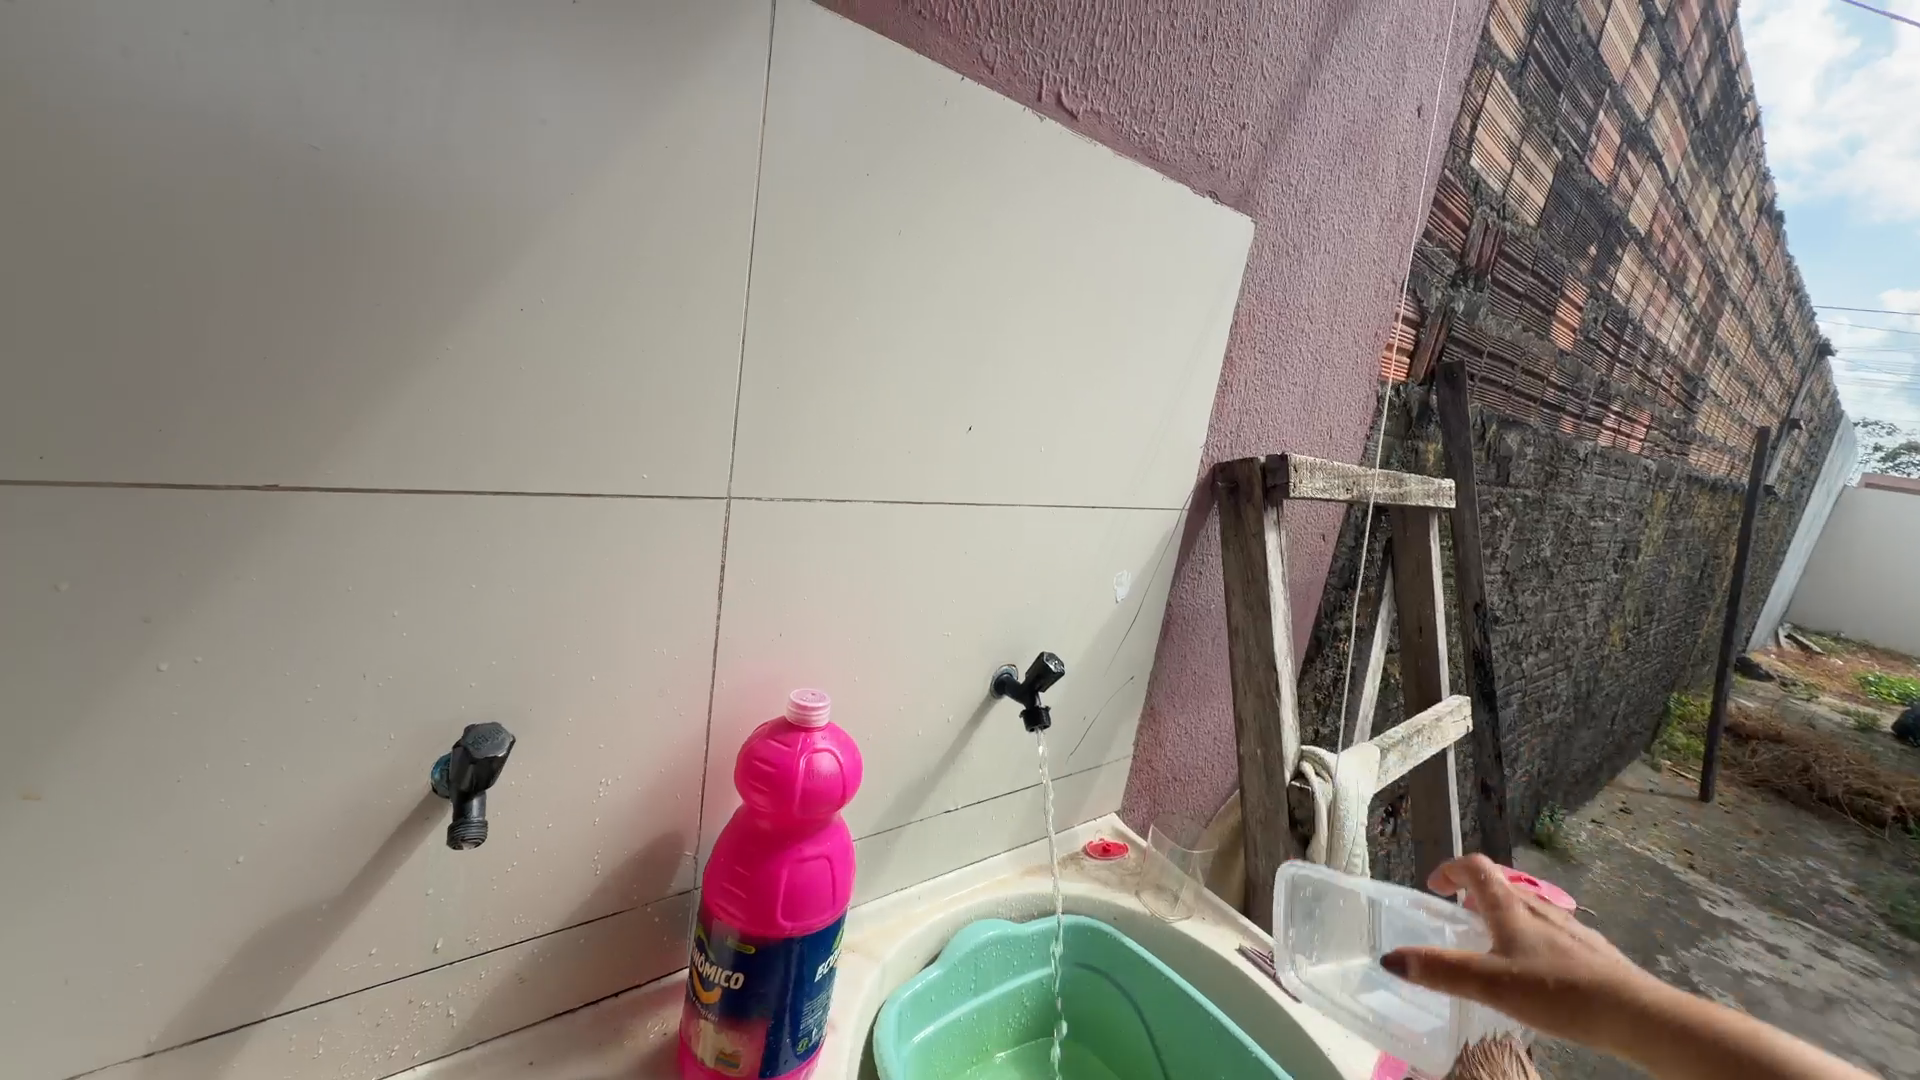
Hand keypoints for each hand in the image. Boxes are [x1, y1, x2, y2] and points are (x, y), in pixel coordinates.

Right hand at [1380, 854, 1659, 1053]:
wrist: (1643, 1019)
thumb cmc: (1560, 992)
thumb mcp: (1491, 984)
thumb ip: (1440, 970)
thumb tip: (1388, 958)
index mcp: (1510, 906)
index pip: (1475, 866)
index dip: (1451, 870)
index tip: (1435, 888)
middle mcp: (1539, 908)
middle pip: (1503, 884)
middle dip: (1476, 892)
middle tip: (1460, 915)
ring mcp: (1572, 930)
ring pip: (1530, 908)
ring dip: (1505, 915)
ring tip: (1495, 944)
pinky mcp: (1596, 955)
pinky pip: (1555, 933)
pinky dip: (1535, 939)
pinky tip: (1541, 972)